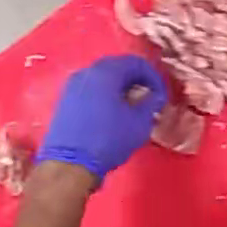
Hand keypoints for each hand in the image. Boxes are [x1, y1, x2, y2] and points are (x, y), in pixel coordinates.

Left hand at [34, 55, 169, 185]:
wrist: (70, 164)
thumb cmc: (109, 139)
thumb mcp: (139, 123)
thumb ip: (150, 104)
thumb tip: (154, 96)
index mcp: (106, 72)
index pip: (136, 62)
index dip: (154, 77)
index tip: (160, 96)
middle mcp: (87, 72)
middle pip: (117, 68)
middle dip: (136, 82)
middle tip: (148, 101)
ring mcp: (72, 86)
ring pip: (103, 80)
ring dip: (120, 90)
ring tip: (131, 110)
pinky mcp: (65, 102)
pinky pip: (91, 92)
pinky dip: (105, 98)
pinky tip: (112, 116)